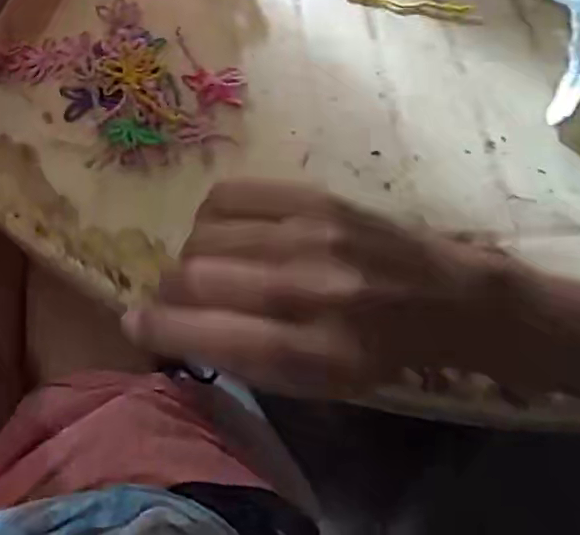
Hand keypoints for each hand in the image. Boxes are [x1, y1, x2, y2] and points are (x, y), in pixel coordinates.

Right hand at [123, 180, 515, 397]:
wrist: (446, 296)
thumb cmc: (378, 353)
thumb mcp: (322, 383)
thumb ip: (248, 358)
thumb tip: (171, 324)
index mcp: (316, 353)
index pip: (214, 335)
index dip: (159, 328)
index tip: (133, 324)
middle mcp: (308, 288)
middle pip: (197, 277)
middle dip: (168, 290)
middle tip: (173, 296)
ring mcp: (308, 233)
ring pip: (205, 234)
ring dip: (189, 254)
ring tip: (205, 264)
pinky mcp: (310, 195)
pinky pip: (225, 196)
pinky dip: (208, 217)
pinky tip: (221, 230)